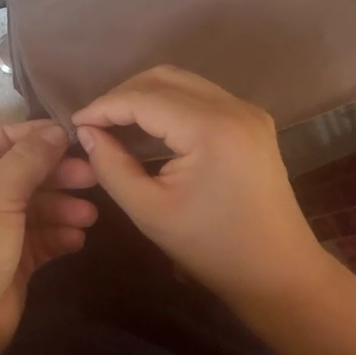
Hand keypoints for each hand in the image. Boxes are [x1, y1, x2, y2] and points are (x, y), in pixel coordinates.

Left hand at [0, 120, 97, 354]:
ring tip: (90, 215)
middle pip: (26, 172)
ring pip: (37, 206)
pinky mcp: (12, 260)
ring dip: (63, 207)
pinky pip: (41, 239)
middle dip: (58, 174)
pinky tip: (78, 238)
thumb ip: (30, 158)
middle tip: (93, 178)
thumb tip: (56, 130)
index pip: (5, 137)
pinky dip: (59, 235)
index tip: (77, 138)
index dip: (39, 136)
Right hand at [73, 66, 327, 304]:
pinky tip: (147, 126)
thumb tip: (86, 133)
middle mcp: (233, 107)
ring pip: (180, 81)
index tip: (74, 125)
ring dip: (143, 96)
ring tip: (115, 123)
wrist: (281, 276)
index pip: (142, 98)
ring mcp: (247, 111)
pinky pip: (198, 95)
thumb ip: (111, 166)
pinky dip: (166, 102)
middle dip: (121, 96)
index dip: (103, 107)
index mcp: (211, 128)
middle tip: (94, 124)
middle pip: (162, 78)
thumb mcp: (149, 211)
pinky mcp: (251, 121)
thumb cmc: (213, 249)